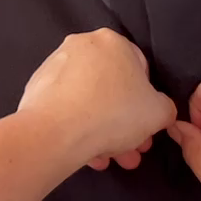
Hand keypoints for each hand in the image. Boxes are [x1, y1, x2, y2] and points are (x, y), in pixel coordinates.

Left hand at [18, 30, 176, 170]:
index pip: (140, 69)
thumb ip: (164, 107)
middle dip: (124, 123)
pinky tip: (86, 152)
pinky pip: (66, 106)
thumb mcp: (158, 113)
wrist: (56, 130)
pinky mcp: (37, 85)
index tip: (146, 126)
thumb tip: (158, 109)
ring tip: (108, 159)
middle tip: (131, 150)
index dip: (147, 101)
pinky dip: (78, 126)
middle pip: (111, 88)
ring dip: (102, 130)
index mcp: (112, 41)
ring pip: (88, 100)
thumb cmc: (113, 113)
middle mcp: (82, 45)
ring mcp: (55, 64)